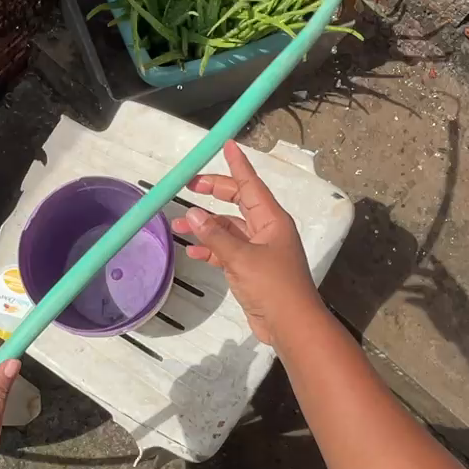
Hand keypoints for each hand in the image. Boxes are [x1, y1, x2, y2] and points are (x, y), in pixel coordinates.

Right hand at [171, 141, 321, 345]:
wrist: (290, 324)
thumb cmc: (272, 286)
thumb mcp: (241, 258)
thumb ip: (215, 236)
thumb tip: (193, 214)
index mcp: (271, 219)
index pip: (250, 184)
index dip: (237, 165)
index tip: (226, 145)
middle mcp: (266, 229)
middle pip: (238, 202)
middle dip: (214, 193)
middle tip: (189, 186)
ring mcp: (258, 249)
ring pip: (228, 228)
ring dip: (206, 225)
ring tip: (178, 225)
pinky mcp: (251, 268)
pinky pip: (227, 250)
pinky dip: (211, 248)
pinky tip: (193, 250)